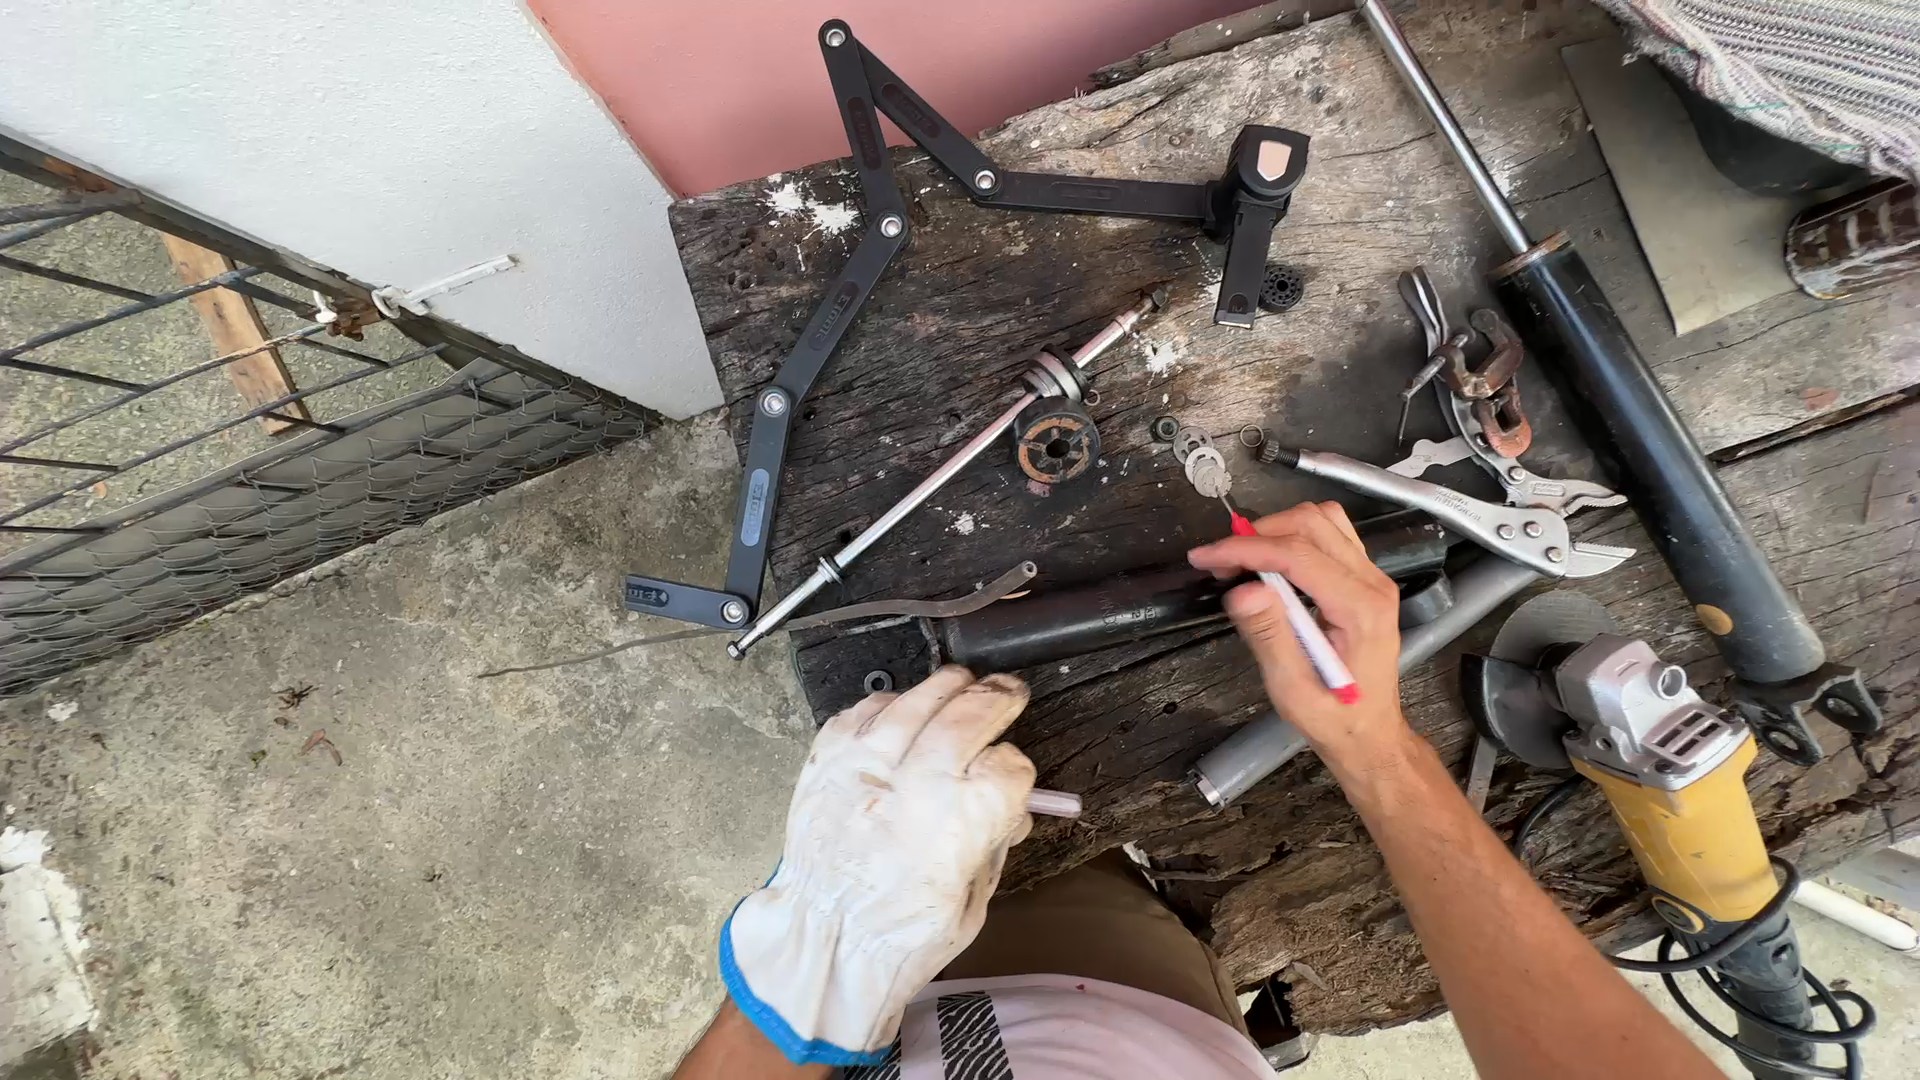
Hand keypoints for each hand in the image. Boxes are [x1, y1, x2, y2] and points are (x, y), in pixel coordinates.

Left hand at [720, 666, 1036, 1065]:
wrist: (821, 938)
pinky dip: (894, 703)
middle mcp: (909, 790)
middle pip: (965, 718)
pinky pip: (867, 709)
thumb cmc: (900, 934)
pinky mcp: (827, 759)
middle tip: (1008, 691)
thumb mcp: (970, 903)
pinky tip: (907, 710)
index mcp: (954, 831)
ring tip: (964, 683)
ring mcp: (862, 767)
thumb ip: (993, 842)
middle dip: (994, 698)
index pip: (1006, 769)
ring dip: (948, 687)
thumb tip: (1012, 804)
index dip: (1016, 767)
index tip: (1012, 773)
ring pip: (915, 701)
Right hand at [1189, 501, 1412, 769]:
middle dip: (1256, 535)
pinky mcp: (1362, 577)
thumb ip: (1269, 635)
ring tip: (1241, 561)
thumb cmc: (1332, 717)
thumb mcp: (1292, 688)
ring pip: (1321, 519)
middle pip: (1310, 523)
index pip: (1296, 554)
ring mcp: (1371, 575)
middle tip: (1219, 563)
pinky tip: (1267, 563)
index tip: (1203, 557)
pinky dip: (1290, 536)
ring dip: (1274, 530)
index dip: (1244, 549)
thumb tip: (1243, 590)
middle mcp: (1371, 582)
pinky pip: (1327, 533)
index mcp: (1358, 608)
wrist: (1370, 731)